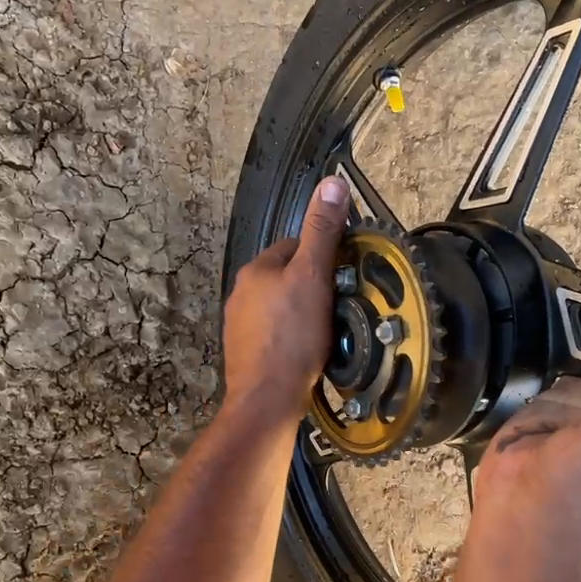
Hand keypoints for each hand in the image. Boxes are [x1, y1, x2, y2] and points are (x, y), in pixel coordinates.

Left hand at [221, 175, 350, 424]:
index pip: (293, 246)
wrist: (267, 398)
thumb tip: (333, 182)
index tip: (342, 276)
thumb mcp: (313, 277)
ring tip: (325, 332)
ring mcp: (239, 326)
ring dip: (300, 314)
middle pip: (286, 278)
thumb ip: (322, 231)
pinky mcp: (244, 354)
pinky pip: (273, 335)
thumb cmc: (293, 336)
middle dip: (310, 287)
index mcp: (256, 269)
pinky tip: (306, 353)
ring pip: (279, 308)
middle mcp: (240, 293)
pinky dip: (289, 339)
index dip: (321, 257)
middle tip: (338, 306)